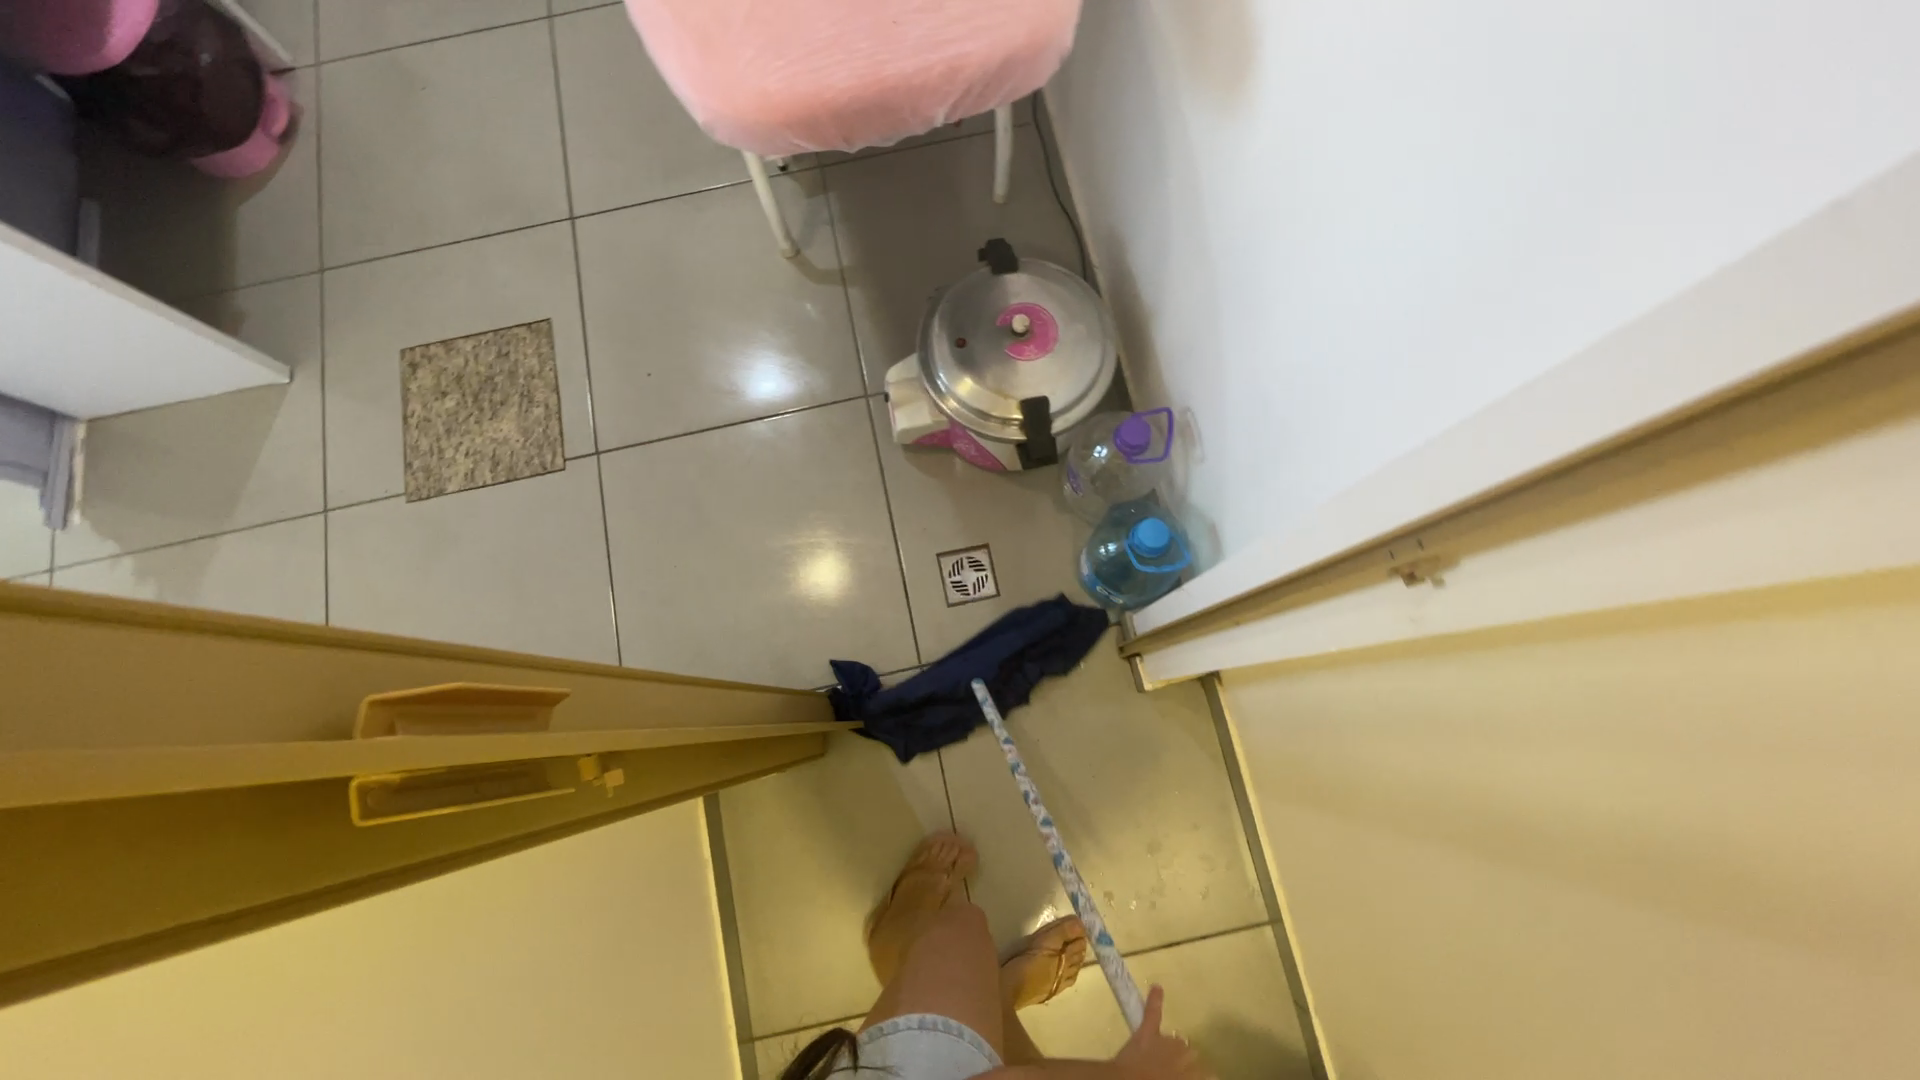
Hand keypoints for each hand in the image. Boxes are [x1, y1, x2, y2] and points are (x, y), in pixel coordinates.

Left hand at [1114, 986, 1210, 1078]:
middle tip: (1173, 1071)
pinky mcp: (1146, 1033)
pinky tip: (1157, 986)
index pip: (1207, 1072)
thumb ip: (1186, 1075)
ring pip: (1177, 1041)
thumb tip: (1191, 1071)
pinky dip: (1155, 999)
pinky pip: (1152, 1013)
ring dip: (1173, 1048)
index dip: (1199, 1074)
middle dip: (1185, 1061)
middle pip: (1191, 1053)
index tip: (1196, 1075)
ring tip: (1163, 1059)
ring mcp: (1164, 1043)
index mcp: (1192, 1074)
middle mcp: (1183, 1055)